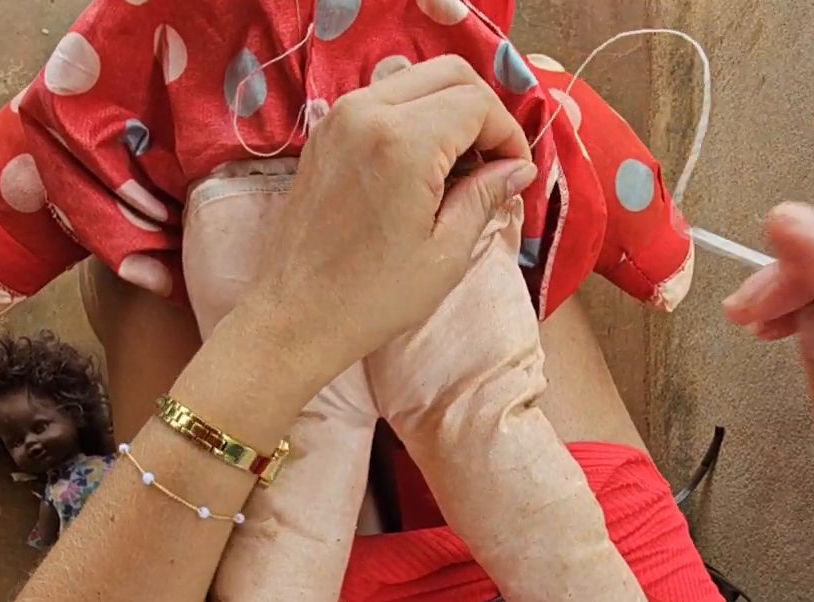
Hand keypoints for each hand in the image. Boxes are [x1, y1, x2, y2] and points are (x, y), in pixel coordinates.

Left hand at [234, 56, 536, 385]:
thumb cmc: (372, 299)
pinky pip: (383, 101)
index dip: (508, 136)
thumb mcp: (444, 255)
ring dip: (448, 113)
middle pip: (449, 74)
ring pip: (415, 81)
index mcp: (403, 142)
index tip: (516, 175)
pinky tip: (423, 169)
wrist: (296, 316)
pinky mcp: (325, 134)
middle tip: (494, 165)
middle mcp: (368, 112)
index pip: (476, 104)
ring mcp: (340, 118)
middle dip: (483, 113)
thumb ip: (483, 199)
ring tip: (460, 170)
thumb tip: (517, 170)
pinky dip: (414, 119)